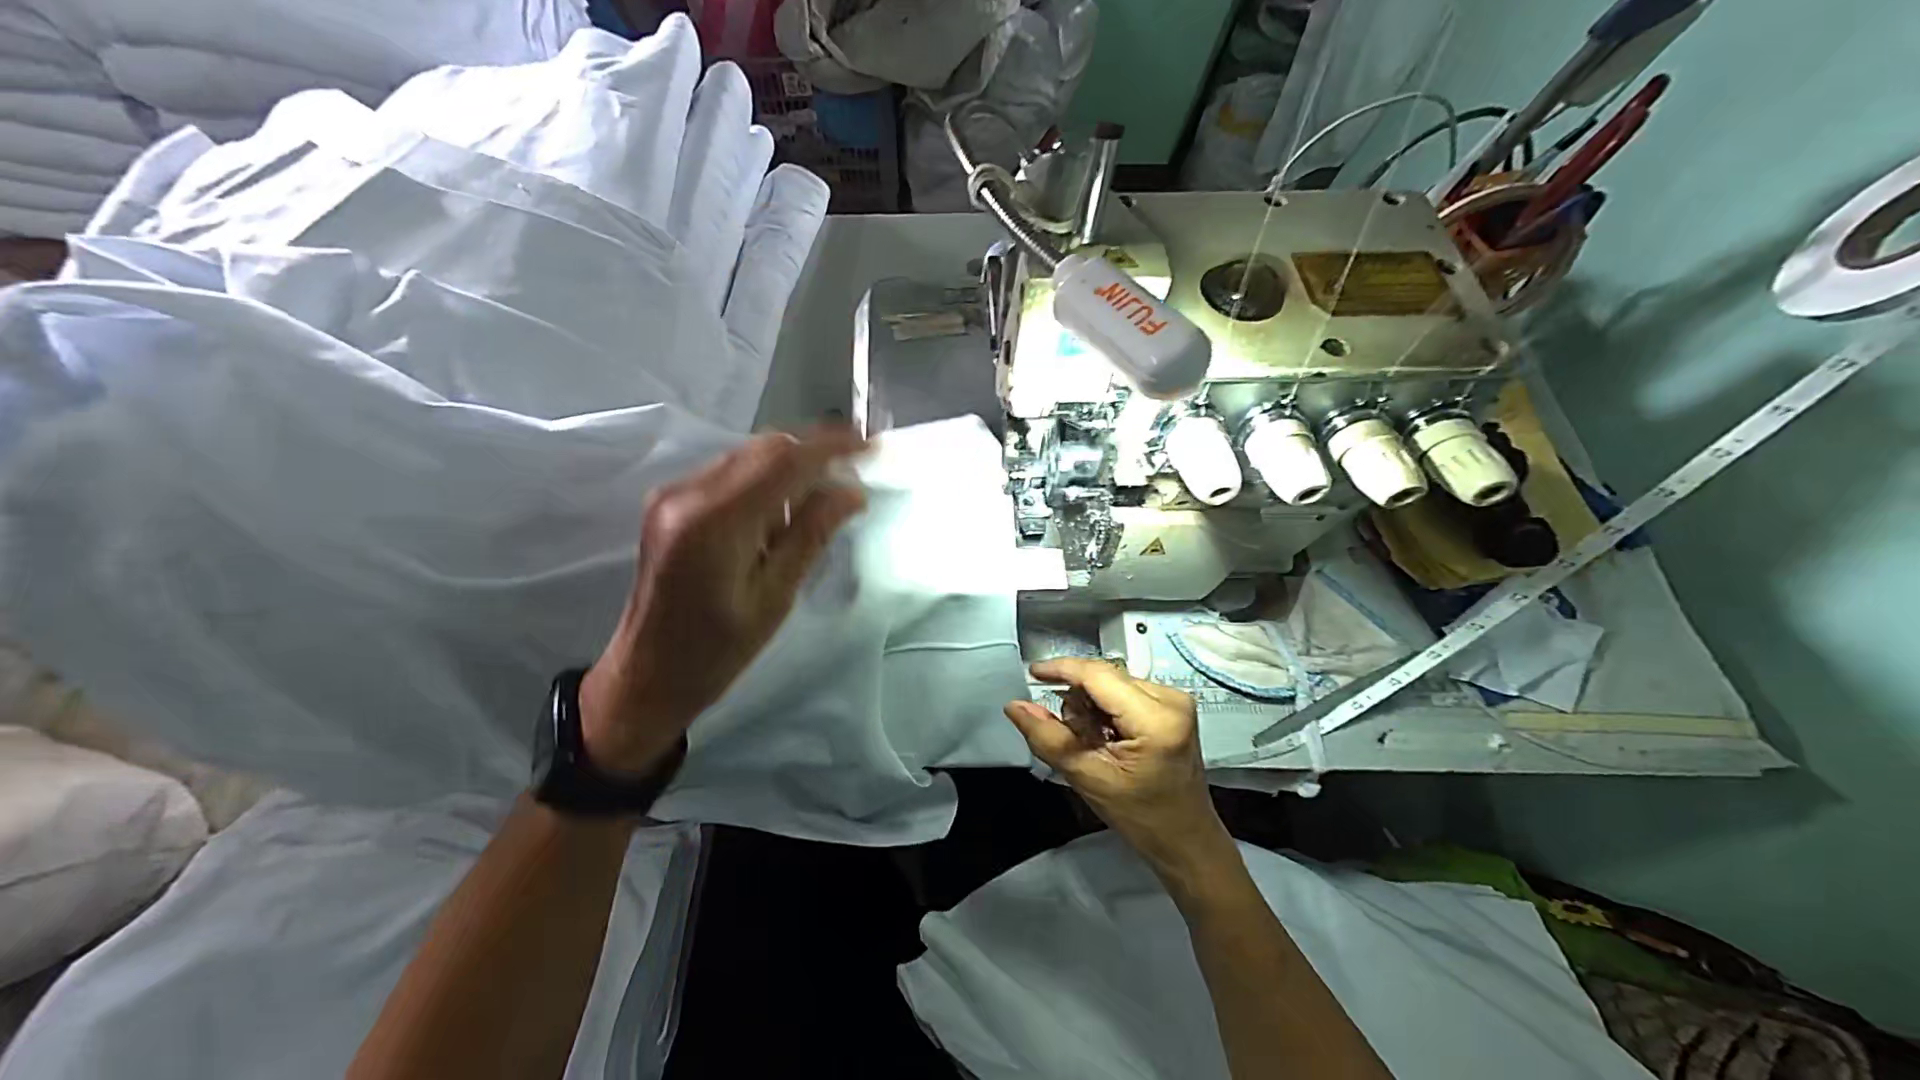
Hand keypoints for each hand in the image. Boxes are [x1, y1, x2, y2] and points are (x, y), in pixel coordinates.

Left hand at [581, 429, 867, 772]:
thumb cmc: (717, 652)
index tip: (869, 445)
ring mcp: (673, 494)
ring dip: (789, 469)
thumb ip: (812, 536)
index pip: (783, 461)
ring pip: (747, 456)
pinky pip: (729, 473)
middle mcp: (688, 493)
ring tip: (821, 501)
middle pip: (764, 449)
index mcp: (715, 521)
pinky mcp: (669, 502)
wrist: (648, 674)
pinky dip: (763, 482)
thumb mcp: (775, 598)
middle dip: (812, 455)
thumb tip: (853, 492)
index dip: (830, 447)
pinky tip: (781, 514)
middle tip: (851, 479)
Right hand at [1004, 658, 1230, 876]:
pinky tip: (1108, 740)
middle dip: (1079, 701)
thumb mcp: (1089, 779)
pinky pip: (1124, 692)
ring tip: (1094, 744)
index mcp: (1156, 718)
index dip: (1062, 670)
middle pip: (1104, 677)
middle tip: (1075, 740)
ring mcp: (1175, 700)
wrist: (1186, 839)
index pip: (1098, 676)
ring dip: (1092, 707)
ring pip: (1111, 683)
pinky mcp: (1173, 705)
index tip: (1032, 673)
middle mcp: (1170, 698)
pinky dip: (1107, 710)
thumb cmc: (1142, 817)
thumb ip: (1049, 738)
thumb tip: (1015, 706)